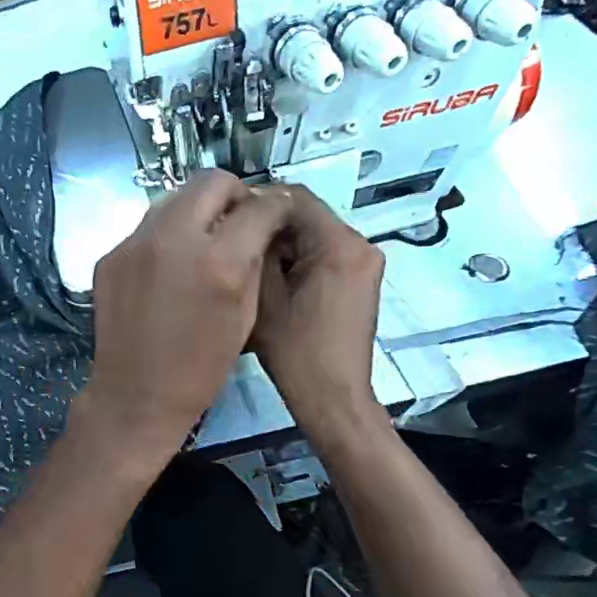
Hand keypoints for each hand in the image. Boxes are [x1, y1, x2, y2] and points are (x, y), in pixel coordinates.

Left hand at [77, 170, 293, 457]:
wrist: (136, 397)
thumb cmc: (201, 368)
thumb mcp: (245, 317)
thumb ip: (253, 264)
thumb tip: (259, 232)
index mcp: (218, 261)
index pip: (258, 207)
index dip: (275, 208)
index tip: (277, 215)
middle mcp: (174, 238)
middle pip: (211, 182)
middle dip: (234, 195)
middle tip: (239, 221)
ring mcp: (135, 243)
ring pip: (175, 198)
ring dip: (198, 211)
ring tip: (205, 242)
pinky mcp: (111, 254)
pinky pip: (148, 227)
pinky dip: (168, 236)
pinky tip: (171, 267)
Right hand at [250, 187, 387, 441]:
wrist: (334, 398)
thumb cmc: (297, 353)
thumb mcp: (265, 298)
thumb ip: (259, 250)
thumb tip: (251, 221)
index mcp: (341, 244)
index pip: (296, 198)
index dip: (259, 201)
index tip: (230, 218)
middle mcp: (362, 245)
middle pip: (310, 217)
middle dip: (273, 227)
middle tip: (238, 244)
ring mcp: (367, 264)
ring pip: (318, 236)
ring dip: (287, 246)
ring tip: (254, 266)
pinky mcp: (363, 282)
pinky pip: (328, 256)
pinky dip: (303, 261)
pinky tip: (278, 282)